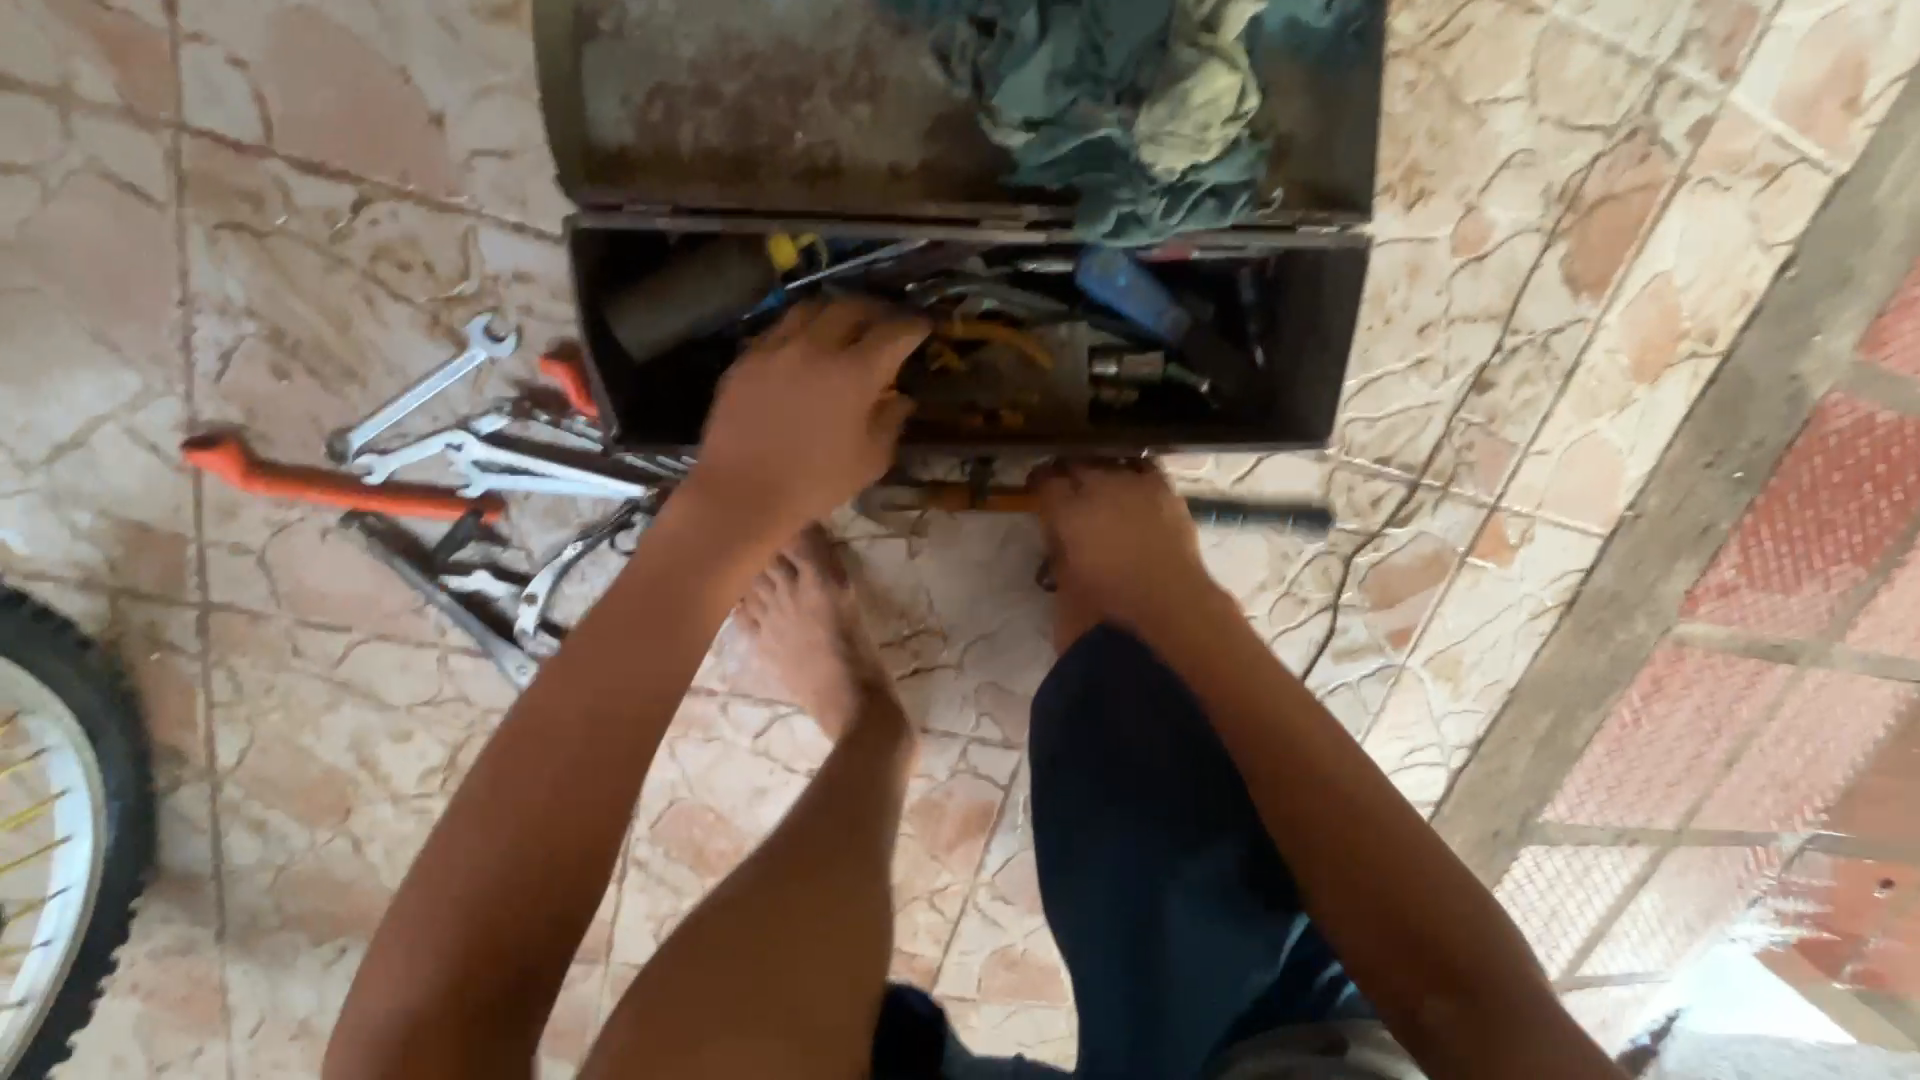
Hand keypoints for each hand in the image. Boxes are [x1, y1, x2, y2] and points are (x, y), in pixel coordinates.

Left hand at [687, 299, 928, 537]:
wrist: (742, 494)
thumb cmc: (815, 484)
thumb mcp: (870, 461)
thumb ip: (890, 422)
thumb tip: (902, 399)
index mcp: (855, 373)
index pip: (894, 332)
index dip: (914, 325)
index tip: (923, 326)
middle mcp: (816, 347)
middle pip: (851, 307)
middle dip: (876, 309)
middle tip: (886, 321)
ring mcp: (776, 348)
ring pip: (811, 308)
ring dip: (835, 310)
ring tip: (844, 323)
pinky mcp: (745, 359)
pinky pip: (779, 329)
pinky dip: (800, 328)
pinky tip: (804, 346)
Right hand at [1034, 461, 1220, 631]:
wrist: (1168, 595)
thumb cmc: (1112, 595)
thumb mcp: (1068, 580)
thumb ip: (1056, 550)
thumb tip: (1056, 534)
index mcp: (1068, 511)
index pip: (1044, 480)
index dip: (1039, 482)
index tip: (1038, 488)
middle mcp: (1097, 487)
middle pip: (1074, 464)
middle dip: (1067, 473)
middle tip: (1067, 487)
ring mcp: (1131, 482)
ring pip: (1106, 461)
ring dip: (1098, 470)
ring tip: (1100, 483)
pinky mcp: (1161, 486)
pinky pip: (1142, 465)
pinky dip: (1132, 470)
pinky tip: (1133, 482)